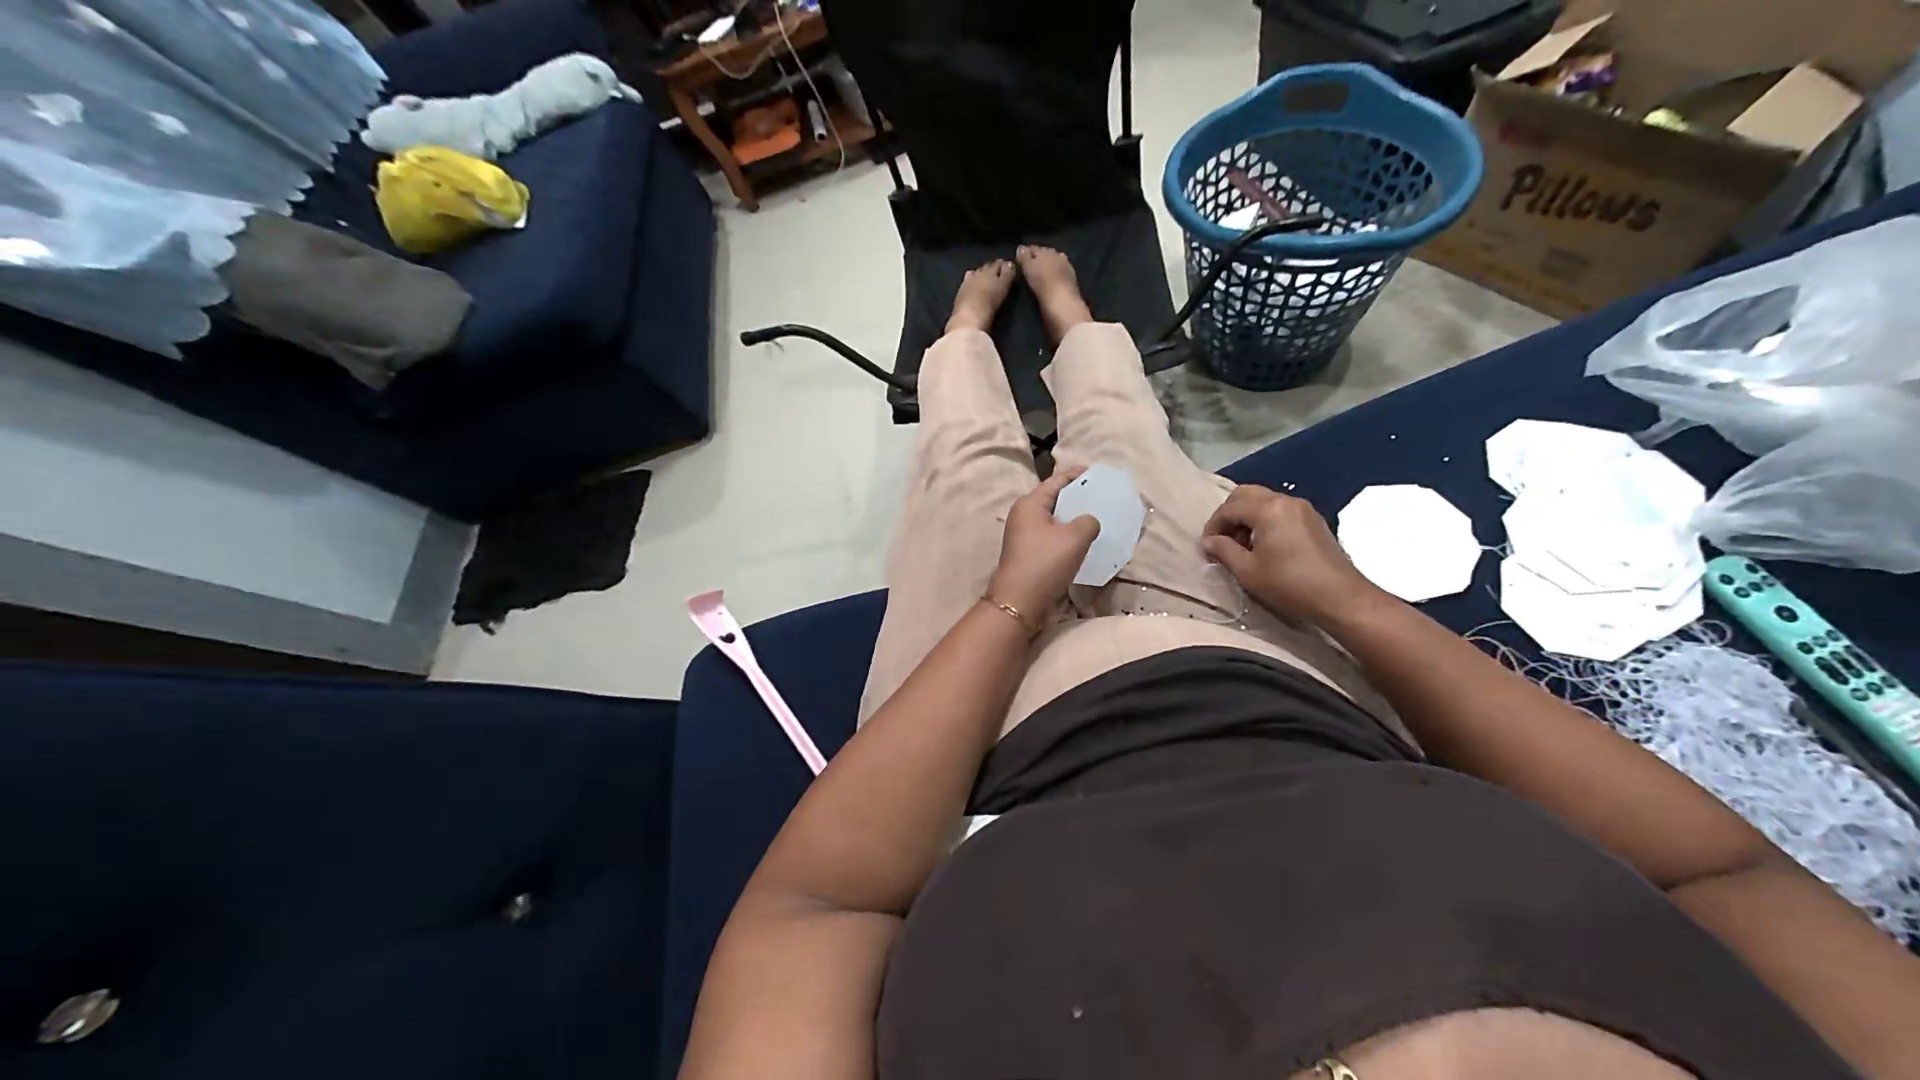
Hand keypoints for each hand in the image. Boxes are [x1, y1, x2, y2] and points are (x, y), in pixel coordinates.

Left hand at [987, 467, 1100, 627]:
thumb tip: (1088, 521)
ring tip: (1098, 517)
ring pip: (1055, 521)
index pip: (1056, 481)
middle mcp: (1024, 517)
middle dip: (1077, 497)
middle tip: (1101, 495)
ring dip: (1074, 519)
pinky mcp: (1030, 555)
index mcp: (1030, 504)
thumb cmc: (1045, 562)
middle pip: (1054, 500)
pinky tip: (1085, 542)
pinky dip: (1069, 537)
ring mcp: (1025, 537)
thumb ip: (1088, 521)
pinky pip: (1053, 538)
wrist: (1021, 601)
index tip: (1096, 471)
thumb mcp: (1075, 536)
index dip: (1076, 474)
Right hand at [1201, 484, 1386, 624]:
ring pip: (1264, 501)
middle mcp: (1285, 501)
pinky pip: (1280, 510)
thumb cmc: (1289, 584)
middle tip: (1223, 540)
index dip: (1213, 526)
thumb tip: (1208, 541)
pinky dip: (1265, 520)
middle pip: (1246, 495)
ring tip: (1243, 546)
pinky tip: (1265, 545)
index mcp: (1267, 510)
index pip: (1229, 508)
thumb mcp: (1248, 571)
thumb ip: (1223, 551)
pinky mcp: (1313, 520)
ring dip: (1247, 517)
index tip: (1208, 547)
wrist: (1341, 598)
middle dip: (1229, 515)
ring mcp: (1303, 508)